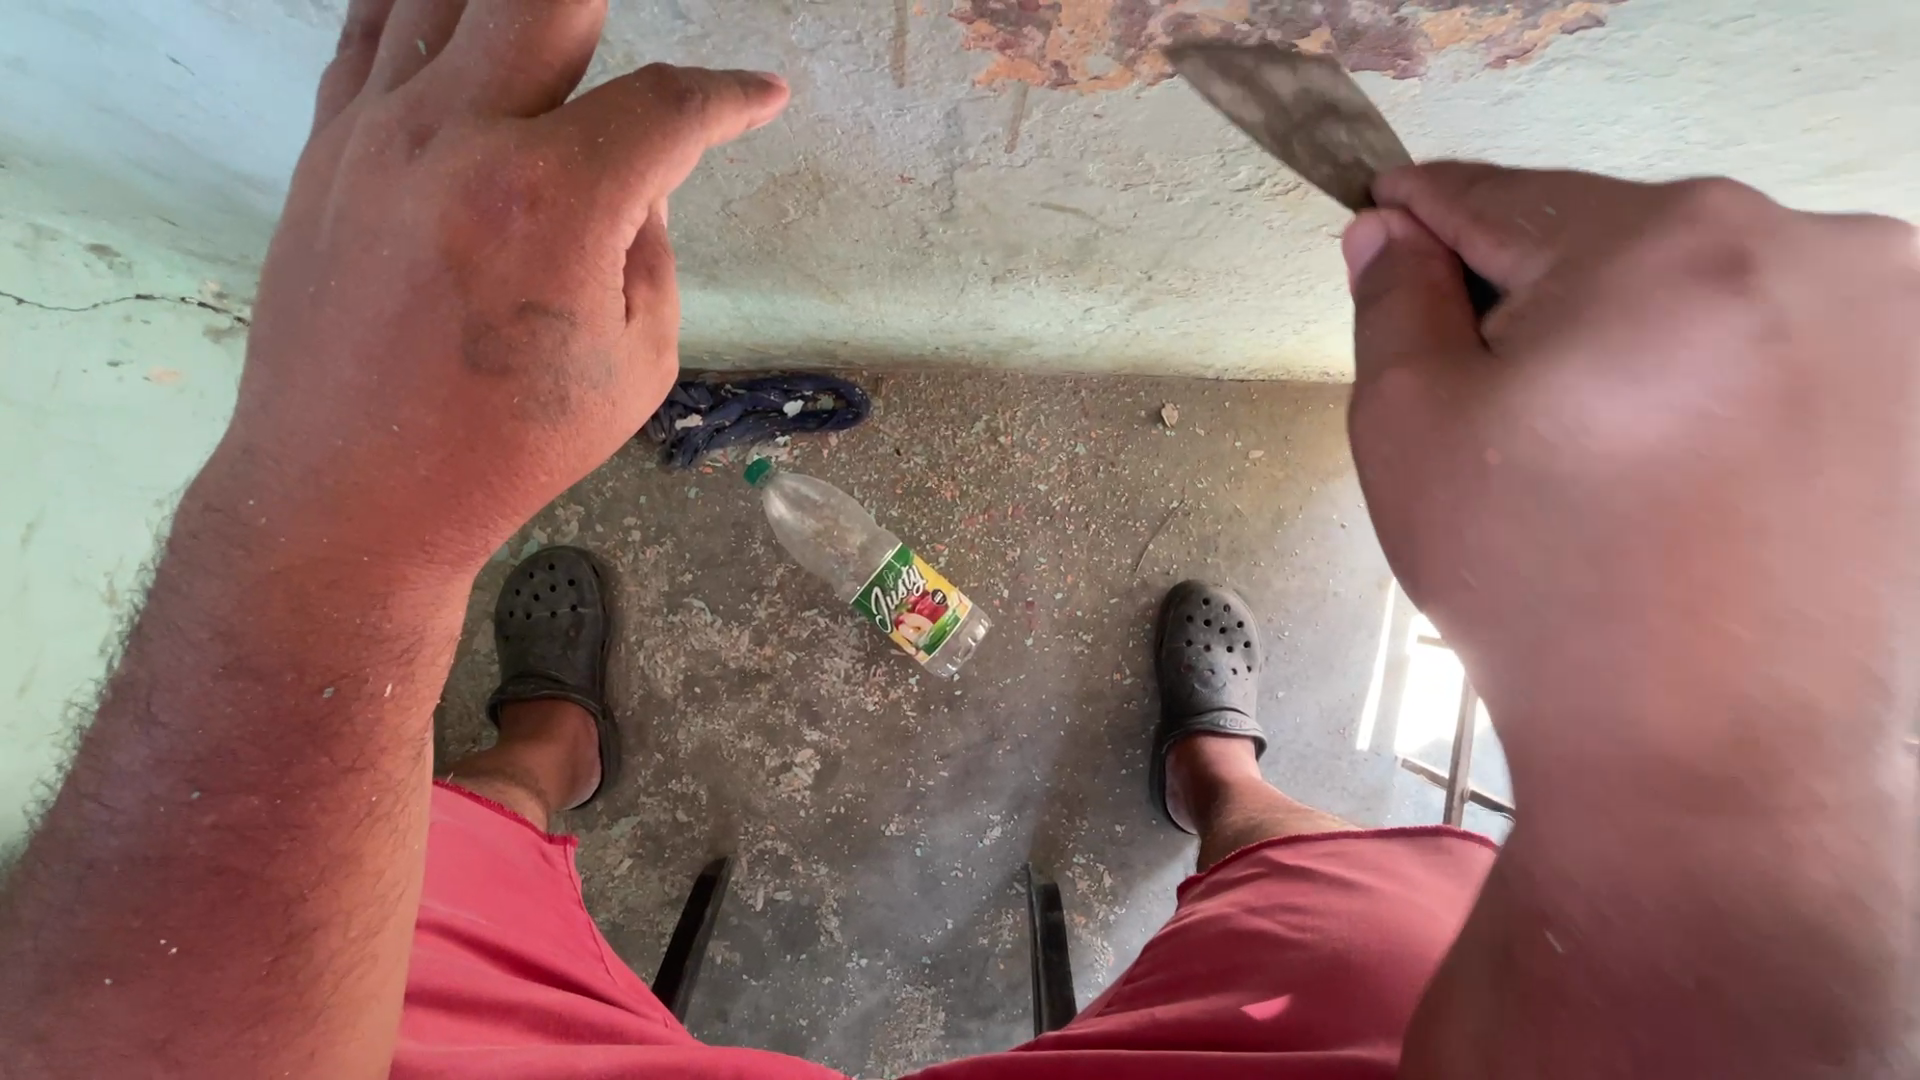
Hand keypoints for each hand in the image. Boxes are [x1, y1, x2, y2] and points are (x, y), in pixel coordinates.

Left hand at [222, 0, 787, 571]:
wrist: (359, 484)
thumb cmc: (518, 441)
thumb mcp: (639, 362)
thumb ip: (651, 252)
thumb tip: (640, 183)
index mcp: (559, 200)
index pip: (667, 107)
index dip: (733, 96)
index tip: (765, 96)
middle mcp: (461, 133)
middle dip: (613, 10)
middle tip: (648, 65)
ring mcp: (378, 127)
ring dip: (525, 6)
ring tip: (565, 38)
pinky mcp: (328, 144)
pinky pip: (377, 27)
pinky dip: (434, 13)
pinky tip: (468, 34)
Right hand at [1345, 165, 1919, 775]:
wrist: (1700, 744)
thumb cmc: (1521, 573)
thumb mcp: (1405, 428)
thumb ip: (1392, 307)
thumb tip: (1384, 234)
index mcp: (1662, 245)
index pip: (1501, 195)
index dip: (1421, 207)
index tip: (1380, 211)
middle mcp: (1812, 245)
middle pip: (1603, 241)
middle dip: (1518, 292)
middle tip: (1464, 386)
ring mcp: (1897, 318)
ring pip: (1685, 290)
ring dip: (1603, 334)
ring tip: (1561, 447)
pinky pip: (1757, 343)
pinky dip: (1679, 375)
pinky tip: (1646, 467)